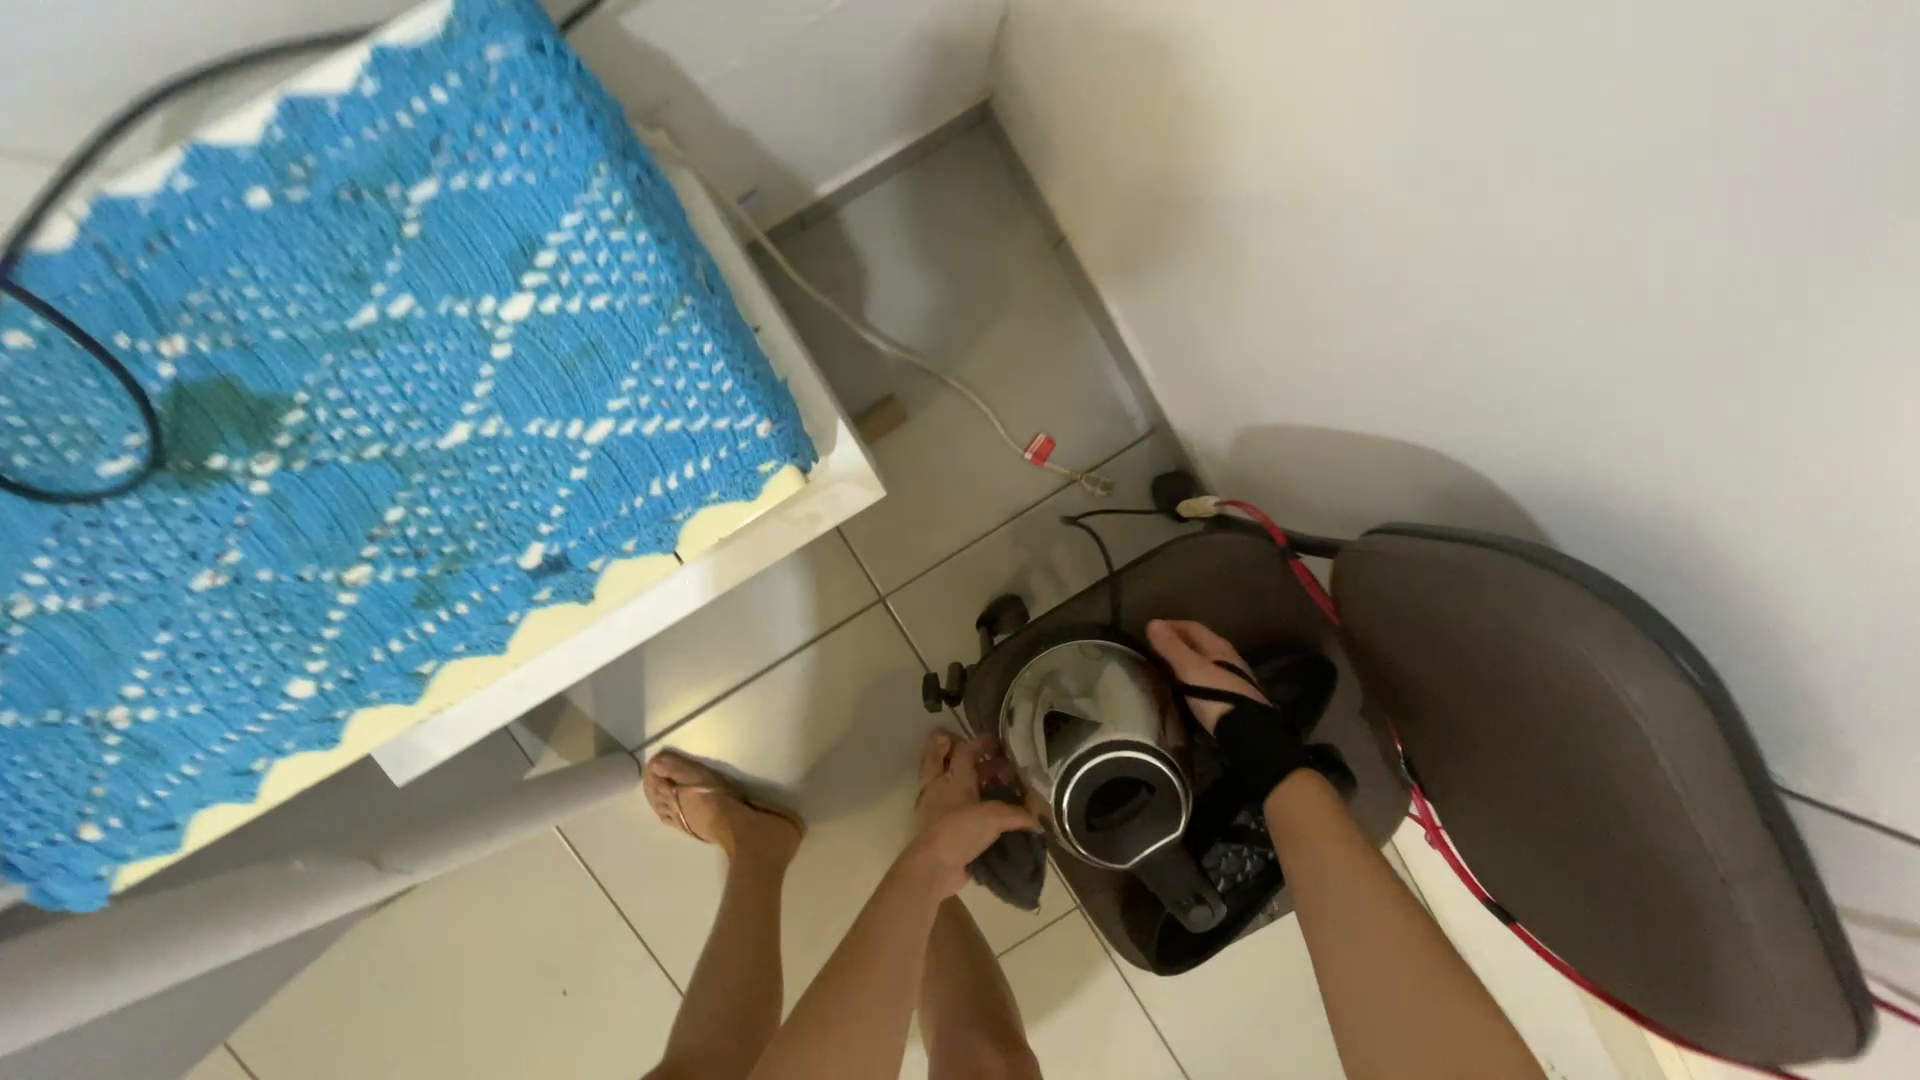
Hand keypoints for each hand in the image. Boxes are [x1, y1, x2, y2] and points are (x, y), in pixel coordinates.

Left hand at [901, 730, 1037, 899]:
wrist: (932, 866)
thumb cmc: (959, 831)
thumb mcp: (993, 818)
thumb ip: (1017, 815)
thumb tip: (1039, 822)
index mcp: (954, 778)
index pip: (965, 751)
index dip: (980, 743)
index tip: (996, 742)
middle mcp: (941, 787)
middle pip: (939, 757)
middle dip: (952, 748)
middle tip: (973, 751)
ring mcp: (933, 805)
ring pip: (936, 778)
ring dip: (951, 772)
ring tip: (973, 774)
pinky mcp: (933, 825)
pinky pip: (942, 803)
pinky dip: (954, 800)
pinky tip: (970, 807)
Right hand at [1146, 618, 1269, 732]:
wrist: (1246, 729)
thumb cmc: (1215, 695)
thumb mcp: (1189, 669)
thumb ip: (1171, 647)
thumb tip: (1153, 622)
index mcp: (1217, 645)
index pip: (1191, 626)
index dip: (1171, 625)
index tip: (1151, 631)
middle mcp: (1228, 656)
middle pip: (1200, 642)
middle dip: (1178, 641)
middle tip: (1156, 648)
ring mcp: (1233, 675)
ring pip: (1205, 659)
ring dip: (1186, 658)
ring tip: (1168, 666)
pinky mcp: (1234, 694)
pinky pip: (1209, 675)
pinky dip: (1194, 674)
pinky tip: (1187, 684)